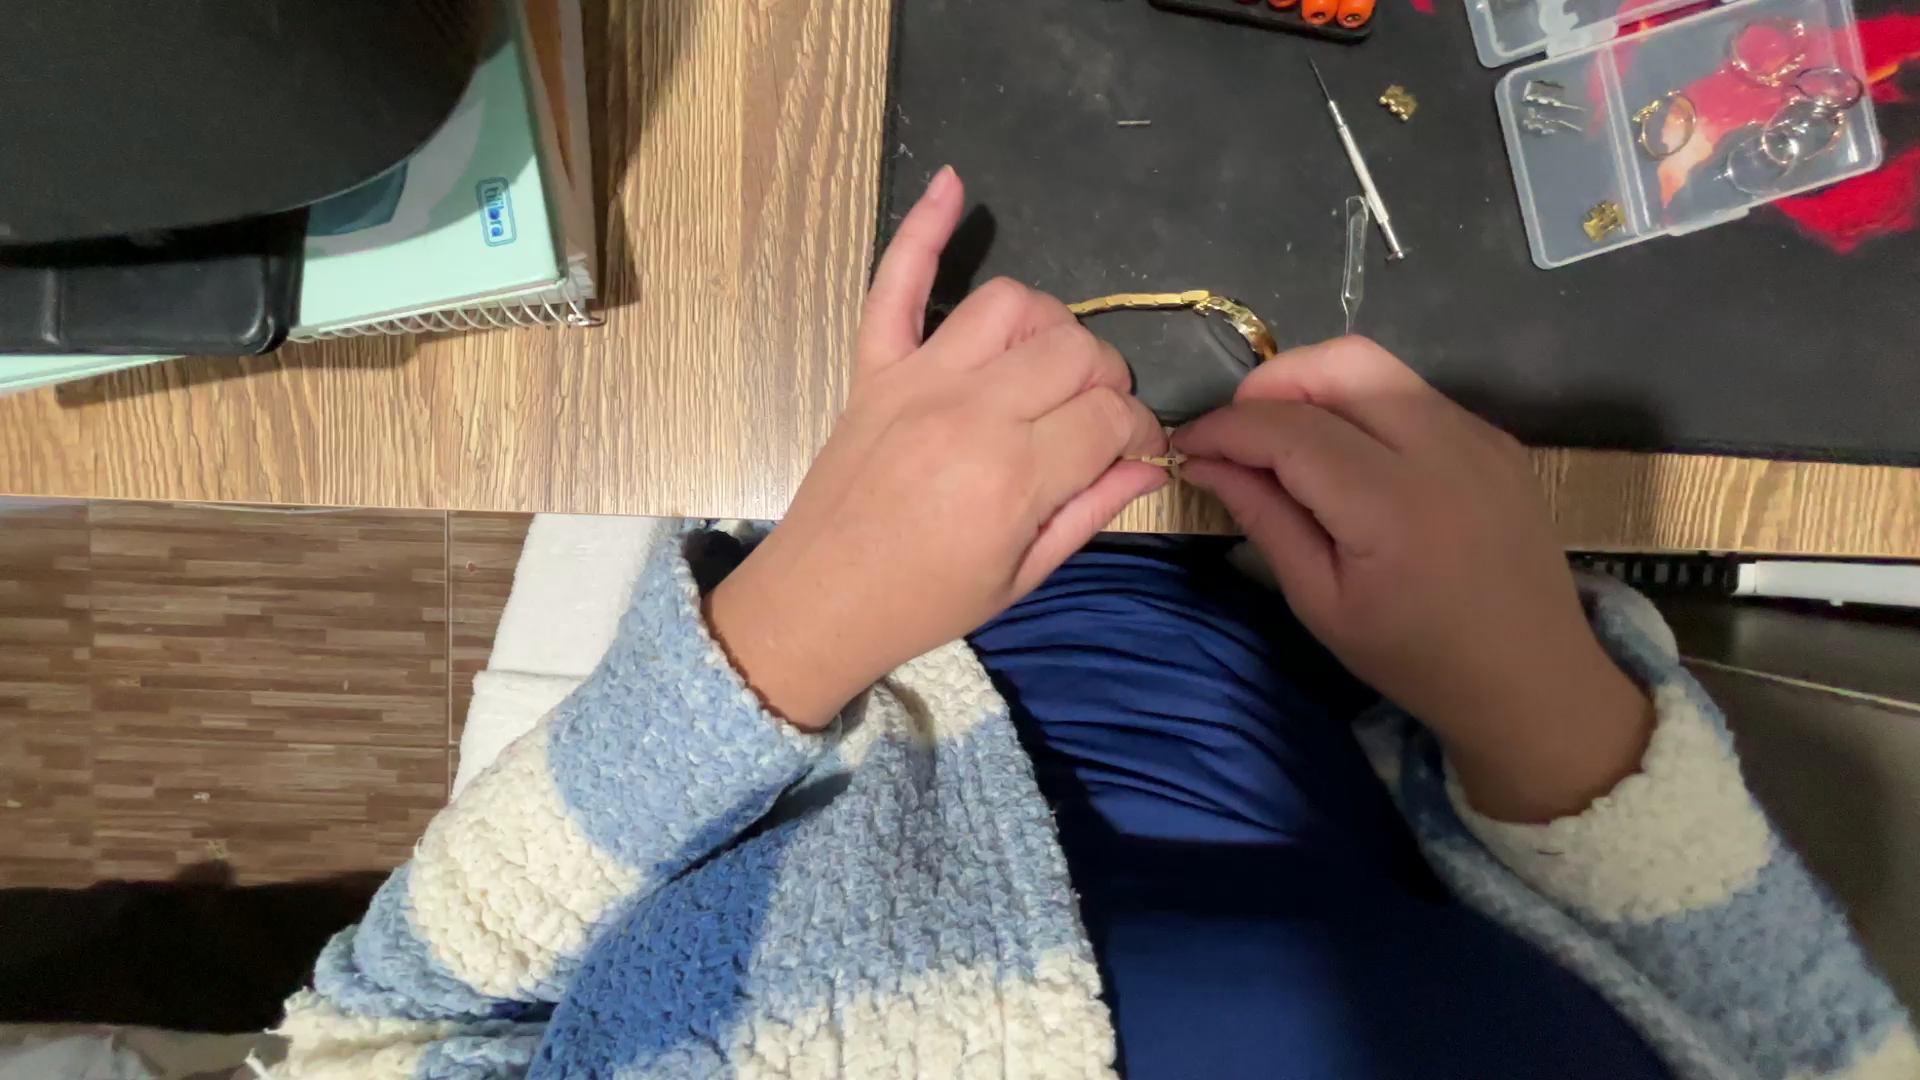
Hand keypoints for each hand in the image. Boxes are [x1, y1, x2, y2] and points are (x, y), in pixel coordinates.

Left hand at [705, 168, 1167, 731]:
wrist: (819, 602)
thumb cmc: (924, 604)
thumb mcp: (1020, 577)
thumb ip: (1089, 512)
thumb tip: (1151, 463)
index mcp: (1014, 478)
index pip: (1111, 416)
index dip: (1137, 432)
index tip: (1130, 453)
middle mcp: (972, 413)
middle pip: (1075, 351)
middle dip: (1105, 382)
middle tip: (1092, 422)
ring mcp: (917, 381)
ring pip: (1012, 306)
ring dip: (1049, 327)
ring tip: (1046, 369)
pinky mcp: (873, 369)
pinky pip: (895, 285)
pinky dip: (920, 231)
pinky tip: (951, 184)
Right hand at [1174, 337, 1652, 822]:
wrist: (1531, 678)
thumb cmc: (1411, 655)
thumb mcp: (1316, 599)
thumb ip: (1261, 517)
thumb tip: (1204, 463)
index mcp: (1393, 507)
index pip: (1290, 429)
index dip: (1225, 428)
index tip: (1185, 444)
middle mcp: (1444, 449)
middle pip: (1339, 364)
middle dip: (1267, 386)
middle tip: (1234, 435)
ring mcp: (1478, 435)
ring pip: (1374, 366)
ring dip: (1309, 388)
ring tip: (1277, 440)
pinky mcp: (1492, 437)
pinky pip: (1405, 392)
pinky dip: (1352, 404)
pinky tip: (1338, 454)